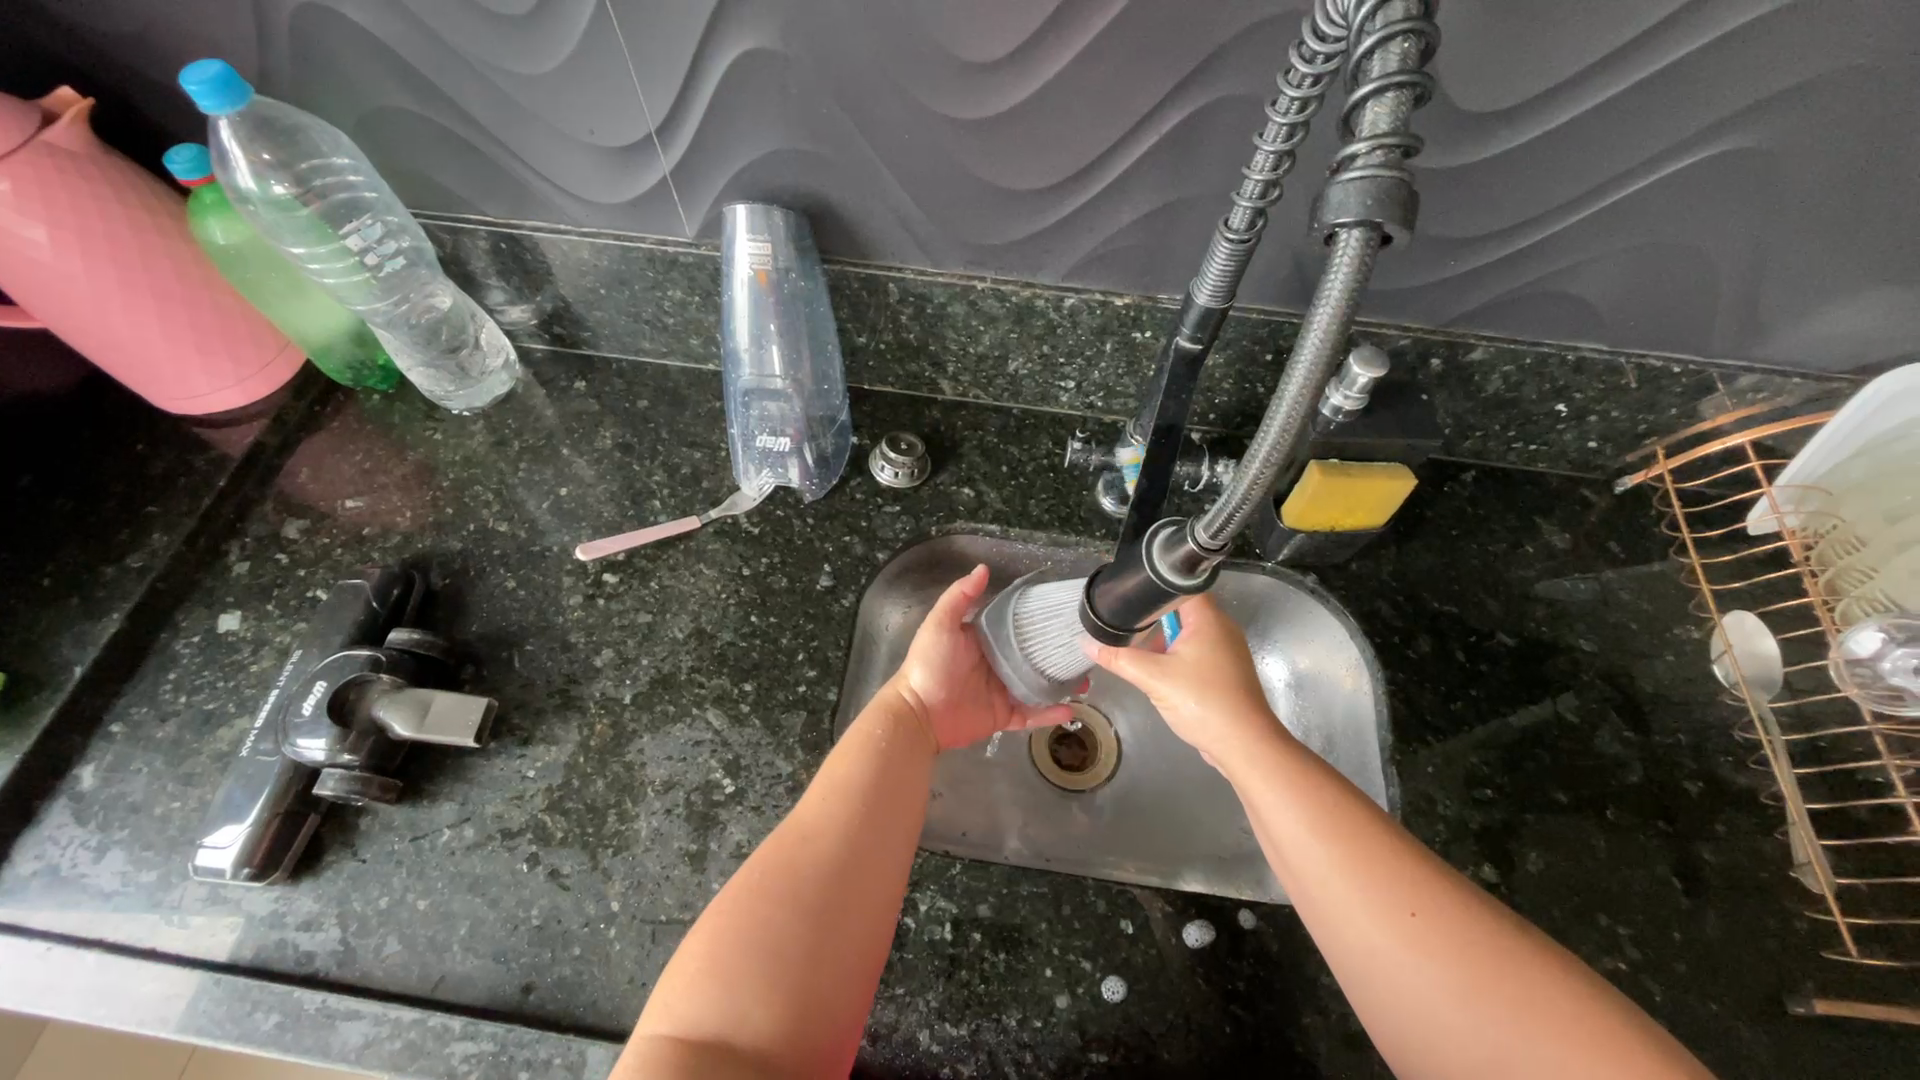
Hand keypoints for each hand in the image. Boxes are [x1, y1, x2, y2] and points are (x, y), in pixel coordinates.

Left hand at [886, 565, 1075, 751]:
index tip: (1065, 617)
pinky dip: (1050, 714)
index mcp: (985, 640)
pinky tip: (1072, 711)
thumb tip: (983, 567)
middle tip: (1084, 652)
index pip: (1018, 628)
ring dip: (1060, 685)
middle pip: (1034, 658)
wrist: (918, 713)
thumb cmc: (929, 664)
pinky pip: (1032, 715)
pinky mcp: (1004, 716)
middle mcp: (997, 664)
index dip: (1039, 623)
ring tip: (1085, 681)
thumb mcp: (941, 624)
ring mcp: (1002, 691)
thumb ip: (960, 596)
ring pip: (1038, 686)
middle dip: (1057, 656)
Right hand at [1083, 593, 1289, 765]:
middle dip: (1152, 615)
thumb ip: (1119, 658)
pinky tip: (1157, 668)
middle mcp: (1221, 628)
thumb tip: (1087, 642)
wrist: (1244, 745)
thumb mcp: (1153, 678)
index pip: (1180, 585)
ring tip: (1134, 642)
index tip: (1127, 589)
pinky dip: (1176, 655)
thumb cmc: (1202, 701)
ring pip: (1188, 633)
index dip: (1154, 584)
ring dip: (1164, 638)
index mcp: (1208, 619)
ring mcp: (1226, 650)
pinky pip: (1196, 652)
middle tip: (1122, 617)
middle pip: (1182, 609)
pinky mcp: (1226, 671)